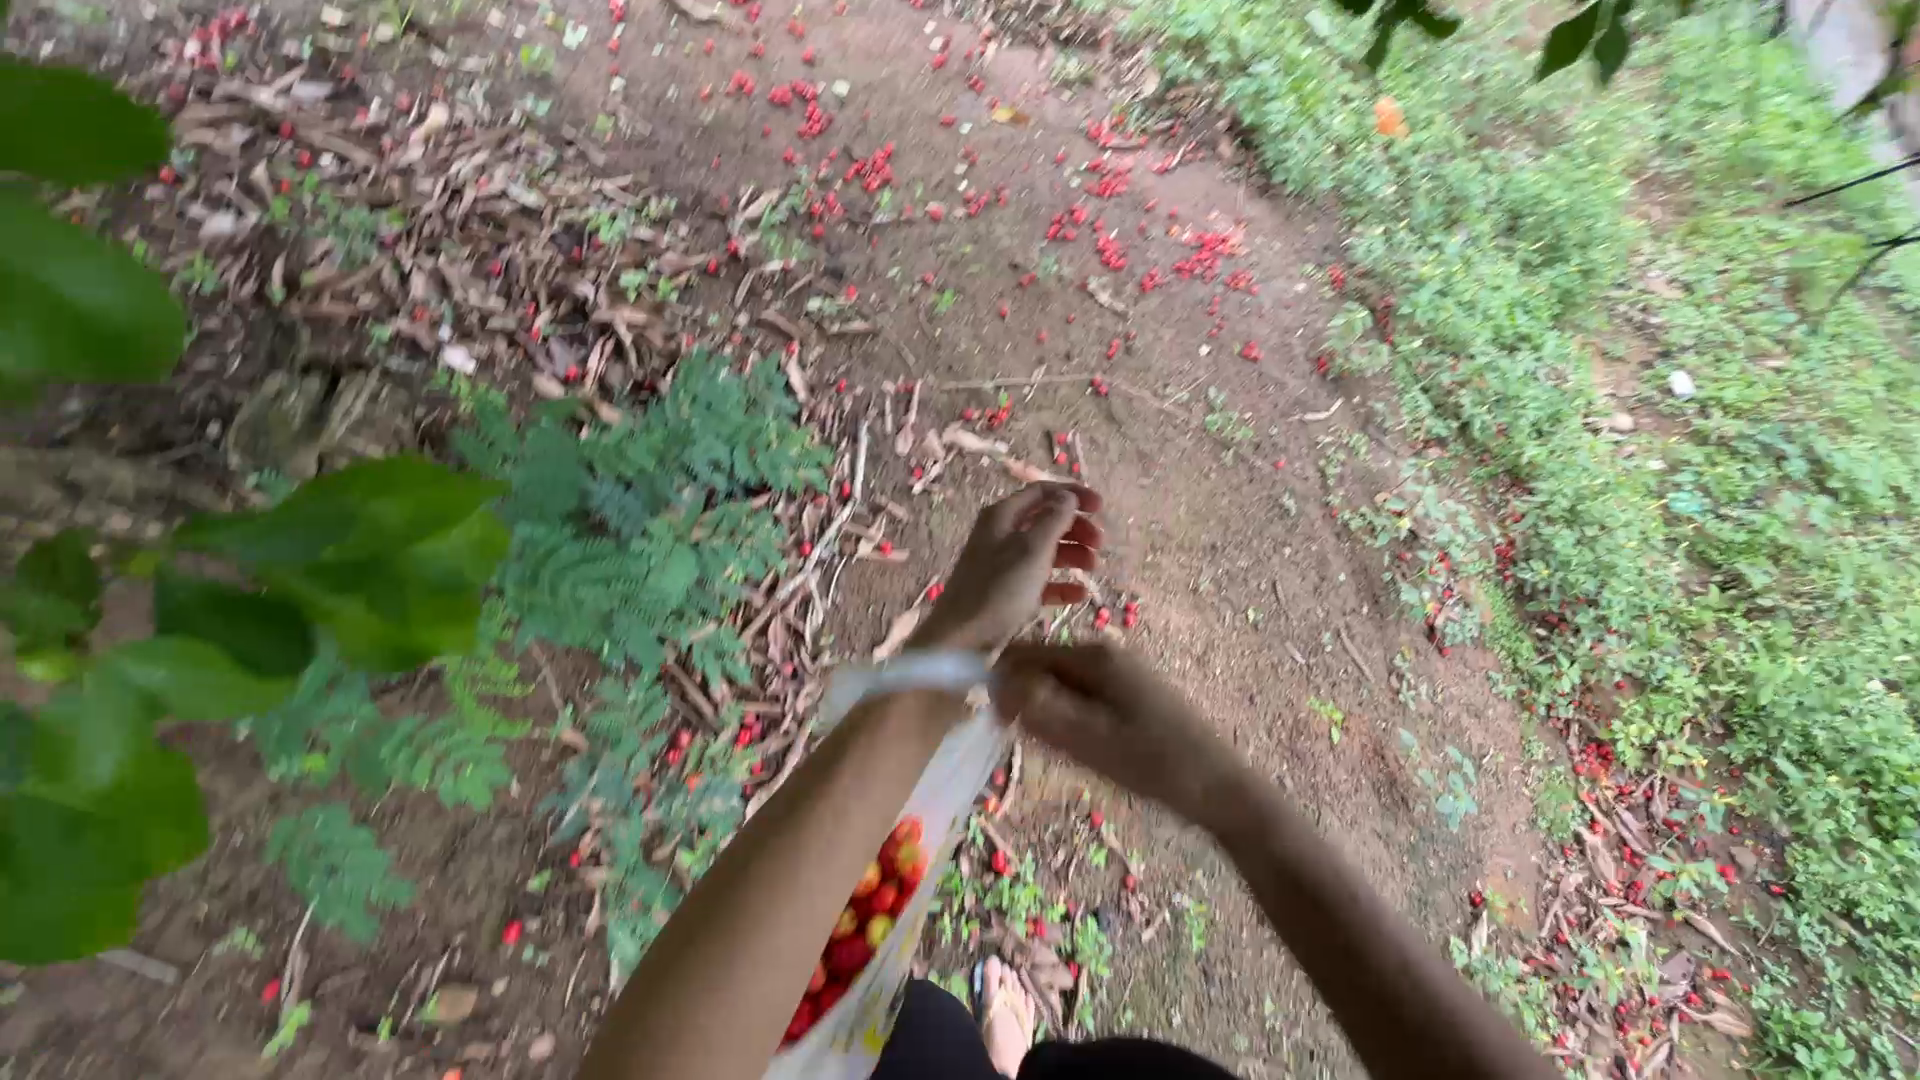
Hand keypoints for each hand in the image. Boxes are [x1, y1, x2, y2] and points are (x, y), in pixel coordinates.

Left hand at [910, 484, 1103, 652]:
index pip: (1042, 492)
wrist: (963, 639)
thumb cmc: (998, 589)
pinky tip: (1080, 595)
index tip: (1101, 508)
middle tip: (1100, 544)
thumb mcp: (1031, 549)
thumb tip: (1068, 496)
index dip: (1073, 495)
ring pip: (1045, 551)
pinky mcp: (1009, 592)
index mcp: (1003, 516)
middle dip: (1076, 528)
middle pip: (1046, 520)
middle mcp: (1002, 535)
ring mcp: (1005, 565)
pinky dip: (1061, 584)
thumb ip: (1053, 520)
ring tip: (1093, 568)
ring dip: (1072, 555)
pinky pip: (1040, 581)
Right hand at [991, 643, 1250, 831]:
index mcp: (1094, 655)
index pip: (1022, 653)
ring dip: (1054, 718)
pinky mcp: (1129, 693)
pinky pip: (1081, 699)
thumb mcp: (1087, 740)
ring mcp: (1119, 672)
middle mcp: (1105, 653)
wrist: (1221, 788)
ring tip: (1079, 753)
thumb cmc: (1153, 764)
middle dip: (1031, 705)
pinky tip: (1096, 751)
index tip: (1005, 725)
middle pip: (1040, 668)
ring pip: (1059, 687)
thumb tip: (994, 683)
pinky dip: (1075, 723)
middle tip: (1052, 746)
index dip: (1003, 685)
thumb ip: (1038, 709)